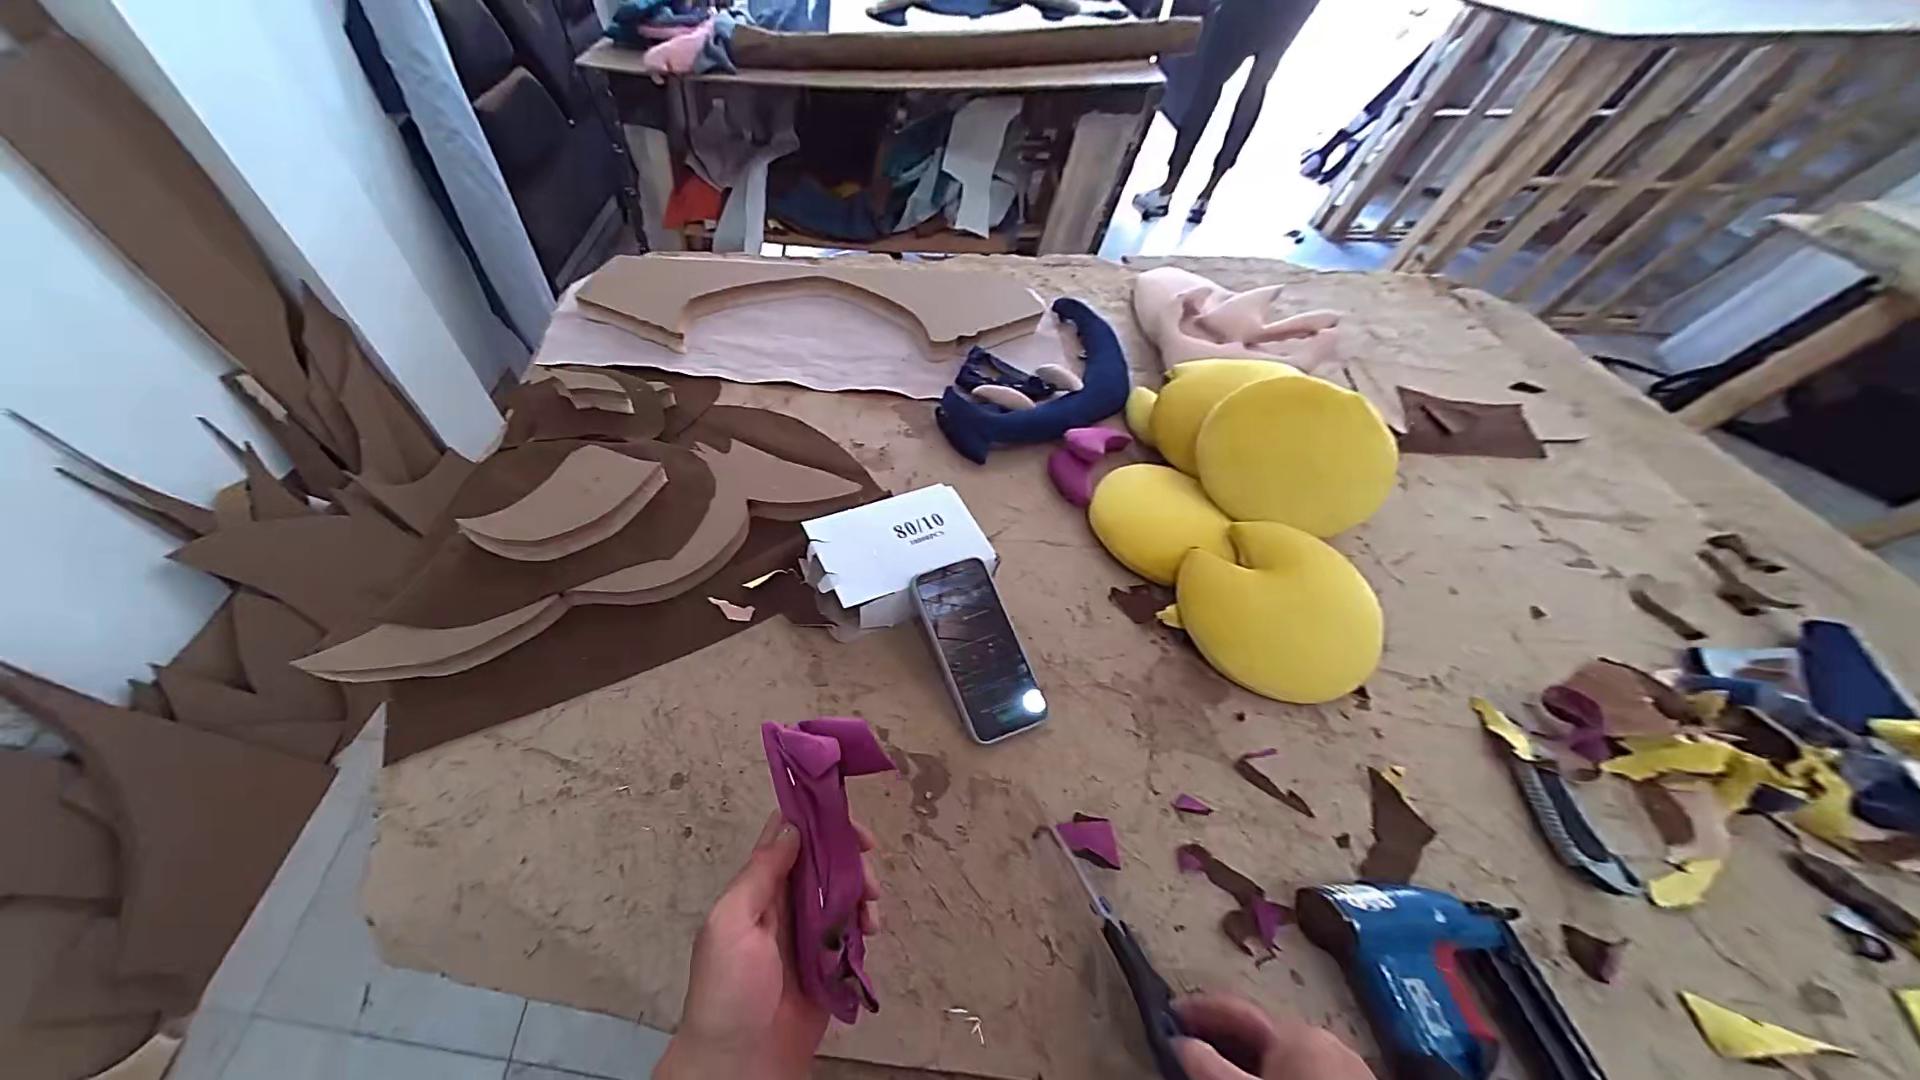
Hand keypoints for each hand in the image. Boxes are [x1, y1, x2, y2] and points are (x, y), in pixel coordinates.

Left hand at [655, 811, 880, 1079]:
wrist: (741, 1067)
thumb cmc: (729, 991)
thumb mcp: (732, 923)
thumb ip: (760, 873)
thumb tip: (793, 827)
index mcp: (760, 885)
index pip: (792, 833)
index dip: (820, 819)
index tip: (850, 823)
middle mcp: (786, 898)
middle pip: (826, 857)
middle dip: (852, 856)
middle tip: (870, 868)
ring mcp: (809, 928)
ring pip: (844, 887)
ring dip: (863, 888)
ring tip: (872, 910)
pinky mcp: (829, 957)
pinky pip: (853, 924)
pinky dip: (866, 920)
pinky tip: (870, 931)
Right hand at [1173, 993, 1375, 1079]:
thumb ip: (1210, 1069)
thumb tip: (1179, 1043)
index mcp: (1297, 1034)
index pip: (1236, 1009)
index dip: (1198, 1010)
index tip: (1168, 1015)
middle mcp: (1323, 1042)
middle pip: (1259, 1032)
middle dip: (1221, 1037)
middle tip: (1186, 1044)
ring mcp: (1347, 1073)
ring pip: (1281, 1057)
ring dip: (1245, 1062)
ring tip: (1215, 1070)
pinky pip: (1301, 1076)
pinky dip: (1272, 1076)